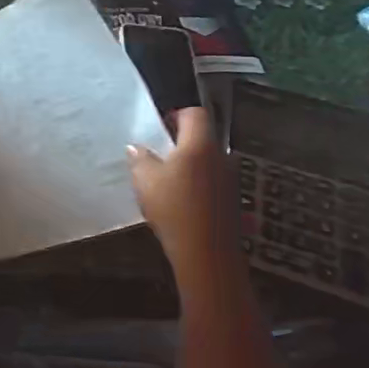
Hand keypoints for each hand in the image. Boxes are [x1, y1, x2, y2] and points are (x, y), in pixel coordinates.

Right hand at [127, 108, 233, 283]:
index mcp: (200, 145)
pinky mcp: (232, 202)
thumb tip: (136, 147)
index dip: (177, 115)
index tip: (160, 126)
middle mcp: (221, 157)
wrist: (206, 253)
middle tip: (158, 155)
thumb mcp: (145, 180)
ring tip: (167, 181)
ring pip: (208, 162)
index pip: (195, 114)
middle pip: (202, 139)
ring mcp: (230, 180)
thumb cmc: (173, 207)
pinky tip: (181, 202)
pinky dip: (198, 185)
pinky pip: (212, 182)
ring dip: (190, 165)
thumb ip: (140, 159)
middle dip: (181, 143)